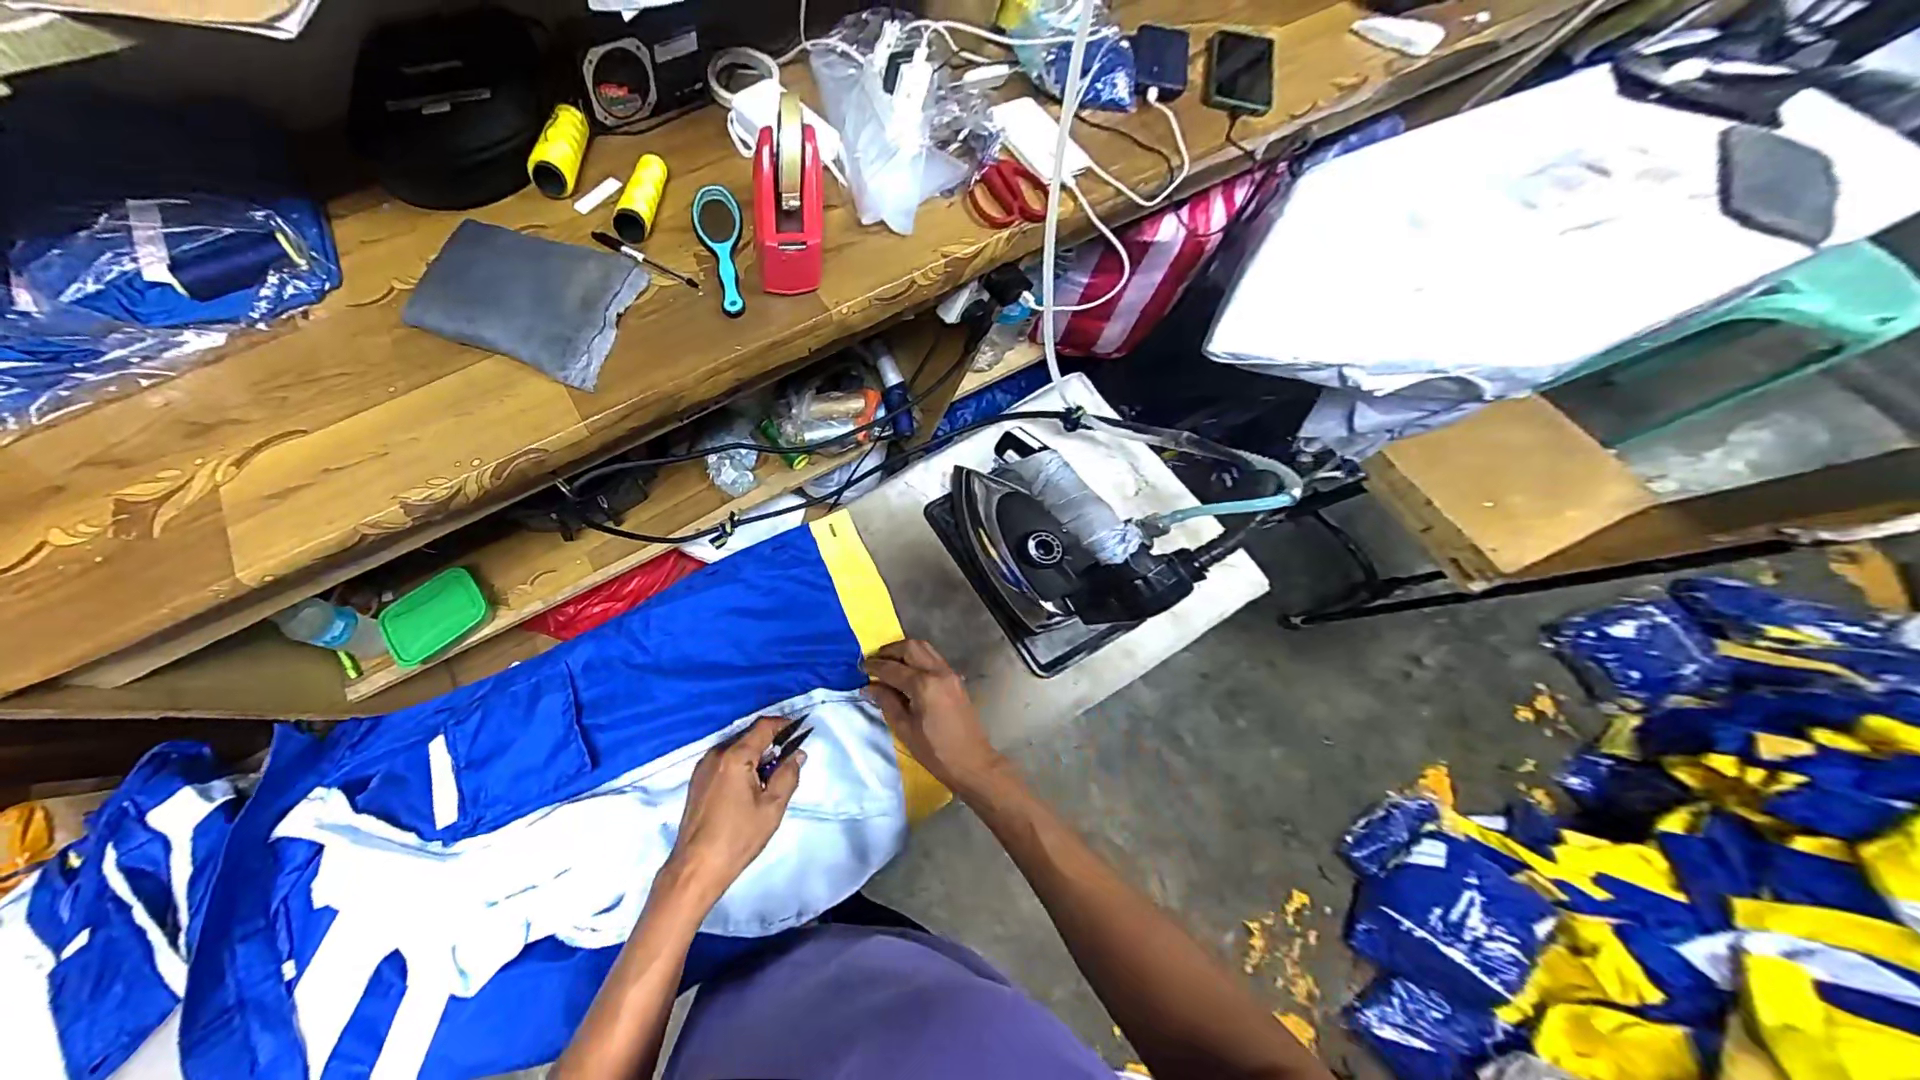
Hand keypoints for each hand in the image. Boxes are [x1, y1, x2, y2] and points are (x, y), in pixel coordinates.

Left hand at [661, 716, 803, 907]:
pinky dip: (741, 764)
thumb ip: (788, 774)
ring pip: (736, 748)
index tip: (801, 730)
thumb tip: (796, 753)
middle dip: (771, 741)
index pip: (763, 726)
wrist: (695, 868)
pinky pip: (725, 760)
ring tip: (771, 775)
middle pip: (749, 736)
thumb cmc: (738, 837)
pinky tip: (750, 785)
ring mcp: (703, 767)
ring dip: (756, 754)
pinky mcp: (697, 781)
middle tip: (789, 758)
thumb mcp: (772, 807)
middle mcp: (715, 755)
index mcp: (735, 757)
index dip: (784, 724)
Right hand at [865, 640, 1003, 792]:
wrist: (972, 761)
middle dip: (889, 651)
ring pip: (924, 648)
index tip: (860, 667)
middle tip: (874, 661)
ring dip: (904, 651)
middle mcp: (938, 672)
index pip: (893, 668)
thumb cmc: (935, 751)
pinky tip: (907, 671)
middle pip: (910, 647)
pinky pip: (934, 658)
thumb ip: (887, 702)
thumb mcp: (905, 729)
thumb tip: (869, 686)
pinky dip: (918, 658)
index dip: (874, 667)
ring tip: (889, 663)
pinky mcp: (956, 679)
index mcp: (924, 684)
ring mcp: (950, 673)